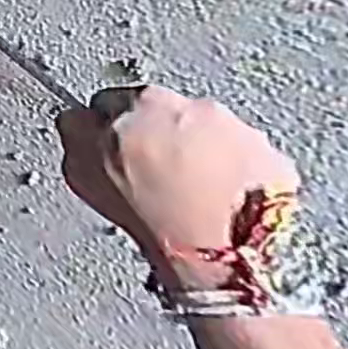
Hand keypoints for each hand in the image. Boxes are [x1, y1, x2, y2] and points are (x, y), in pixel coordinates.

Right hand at [58, 86, 299, 290]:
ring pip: (205, 135)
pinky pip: (242, 159)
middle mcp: (195, 106)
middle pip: (162, 114)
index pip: (110, 102)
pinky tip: (212, 199)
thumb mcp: (79, 169)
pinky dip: (228, 173)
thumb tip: (78, 118)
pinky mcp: (273, 158)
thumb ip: (74, 130)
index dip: (105, 128)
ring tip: (182, 191)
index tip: (108, 149)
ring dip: (193, 153)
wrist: (212, 247)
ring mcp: (240, 132)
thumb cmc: (144, 207)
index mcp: (142, 101)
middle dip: (154, 136)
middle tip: (146, 172)